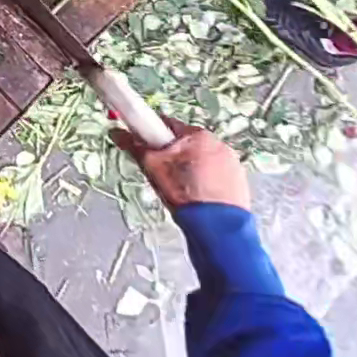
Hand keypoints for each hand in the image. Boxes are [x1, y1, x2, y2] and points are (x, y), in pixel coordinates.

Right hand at [111, 117, 250, 210]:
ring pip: (202, 159)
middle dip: (175, 156)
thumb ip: (134, 146)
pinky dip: (207, 183)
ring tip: (182, 191)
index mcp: (197, 134)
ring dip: (192, 169)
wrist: (219, 231)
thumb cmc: (184, 195)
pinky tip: (198, 198)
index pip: (169, 125)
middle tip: (165, 175)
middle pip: (187, 143)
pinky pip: (217, 175)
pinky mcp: (240, 182)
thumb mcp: (152, 167)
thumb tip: (117, 132)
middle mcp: (218, 143)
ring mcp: (232, 163)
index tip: (149, 148)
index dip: (155, 136)